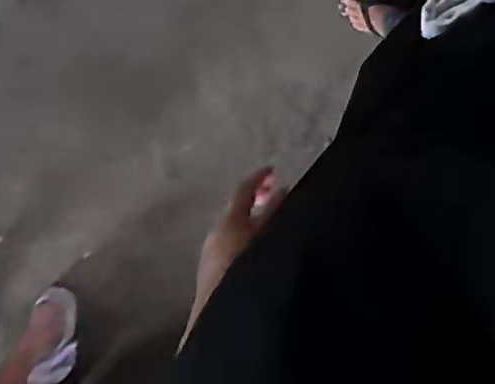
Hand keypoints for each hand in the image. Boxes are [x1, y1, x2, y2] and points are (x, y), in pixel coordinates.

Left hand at [184, 167, 287, 345]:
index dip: (259, 177)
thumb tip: (282, 191)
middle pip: (238, 211)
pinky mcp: (213, 281)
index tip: (274, 169)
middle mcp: (216, 236)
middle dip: (259, 202)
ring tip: (276, 226)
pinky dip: (249, 243)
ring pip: (236, 232)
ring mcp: (211, 260)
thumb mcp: (265, 236)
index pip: (243, 189)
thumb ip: (273, 212)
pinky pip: (234, 250)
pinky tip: (261, 253)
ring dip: (255, 225)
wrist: (218, 324)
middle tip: (280, 197)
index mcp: (227, 221)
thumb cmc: (244, 271)